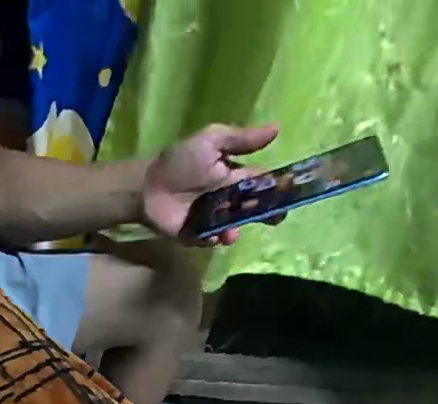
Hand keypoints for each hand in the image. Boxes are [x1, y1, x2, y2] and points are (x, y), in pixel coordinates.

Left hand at [142, 123, 281, 245]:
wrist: (148, 185)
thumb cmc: (179, 161)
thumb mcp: (211, 141)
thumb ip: (241, 139)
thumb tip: (276, 129)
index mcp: (234, 177)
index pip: (262, 184)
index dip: (276, 189)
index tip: (289, 194)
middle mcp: (227, 200)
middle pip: (252, 209)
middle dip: (264, 214)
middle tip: (274, 218)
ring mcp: (213, 220)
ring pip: (232, 227)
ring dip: (235, 230)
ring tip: (231, 232)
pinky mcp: (197, 235)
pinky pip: (210, 240)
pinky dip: (213, 240)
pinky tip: (213, 237)